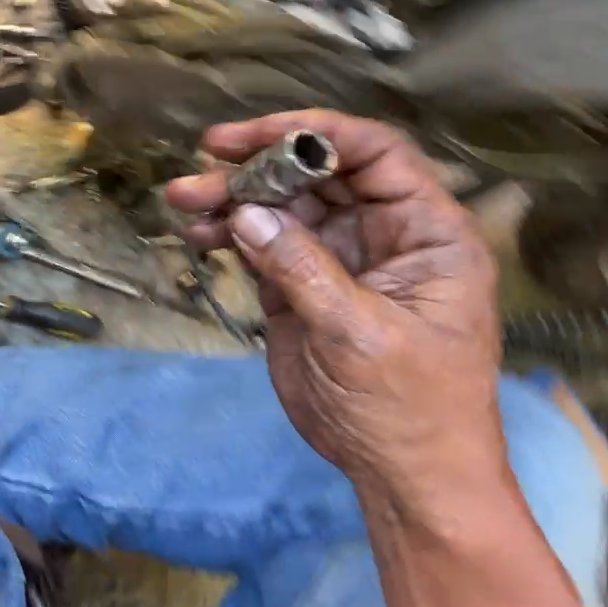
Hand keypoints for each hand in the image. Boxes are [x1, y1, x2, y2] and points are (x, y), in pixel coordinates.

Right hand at [165, 111, 510, 521]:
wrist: (400, 472)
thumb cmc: (409, 405)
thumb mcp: (361, 334)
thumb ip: (303, 269)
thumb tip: (245, 214)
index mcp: (424, 233)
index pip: (375, 156)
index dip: (316, 135)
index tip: (254, 137)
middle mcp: (381, 234)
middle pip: (317, 177)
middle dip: (259, 167)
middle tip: (203, 162)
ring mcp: (336, 260)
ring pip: (281, 208)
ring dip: (233, 199)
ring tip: (183, 200)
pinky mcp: (299, 287)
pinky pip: (261, 245)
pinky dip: (229, 236)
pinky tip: (199, 235)